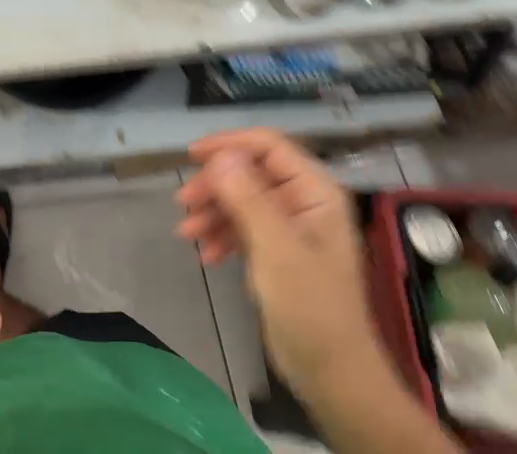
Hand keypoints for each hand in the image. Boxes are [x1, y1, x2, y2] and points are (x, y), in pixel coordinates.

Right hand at [175, 129, 385, 398]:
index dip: (229, 145)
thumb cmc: (311, 306)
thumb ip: (248, 197)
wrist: (333, 372)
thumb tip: (222, 155)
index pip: (269, 147)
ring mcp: (293, 228)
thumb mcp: (276, 248)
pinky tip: (206, 256)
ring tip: (186, 234)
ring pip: (243, 201)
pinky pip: (245, 228)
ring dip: (214, 212)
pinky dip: (223, 236)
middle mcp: (306, 202)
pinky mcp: (280, 253)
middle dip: (216, 186)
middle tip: (183, 204)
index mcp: (316, 191)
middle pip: (251, 173)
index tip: (191, 157)